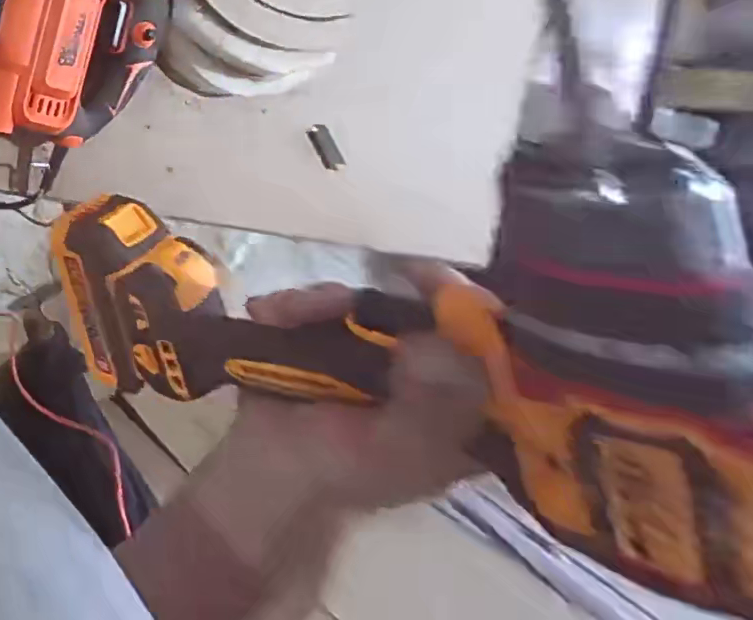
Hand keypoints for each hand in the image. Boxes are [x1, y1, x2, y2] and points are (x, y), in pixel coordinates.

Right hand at [228, 260, 489, 511]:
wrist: (272, 470)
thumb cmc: (350, 471)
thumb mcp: (405, 448)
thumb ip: (430, 401)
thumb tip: (434, 338)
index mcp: (464, 396)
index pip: (485, 342)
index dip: (470, 307)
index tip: (440, 282)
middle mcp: (418, 362)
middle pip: (414, 307)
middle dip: (382, 293)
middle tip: (350, 292)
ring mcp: (361, 344)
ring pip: (355, 301)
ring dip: (317, 300)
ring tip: (287, 312)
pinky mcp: (312, 333)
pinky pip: (304, 305)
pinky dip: (285, 304)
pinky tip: (267, 313)